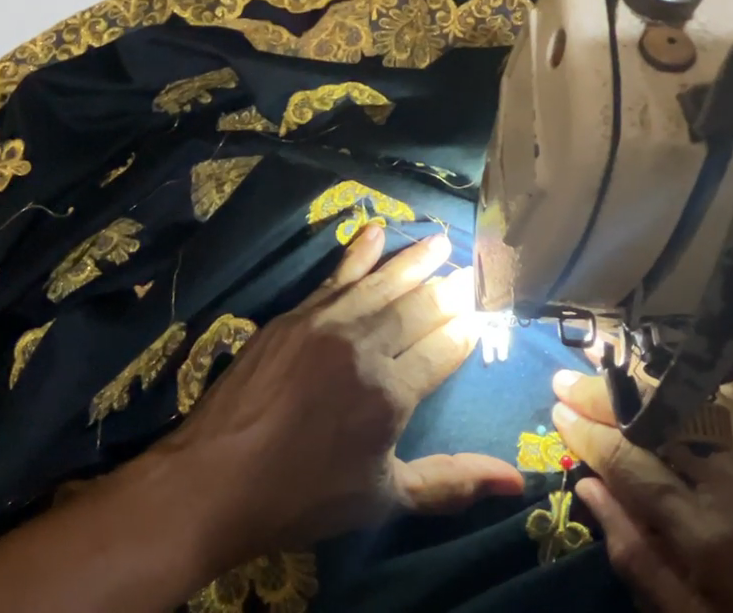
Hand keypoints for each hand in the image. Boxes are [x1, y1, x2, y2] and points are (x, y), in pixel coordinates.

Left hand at [151, 224, 525, 565]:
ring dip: (414, 260)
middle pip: (417, 308)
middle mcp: (363, 347)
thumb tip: (518, 482)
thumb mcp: (383, 498)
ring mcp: (324, 325)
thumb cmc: (303, 496)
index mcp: (391, 394)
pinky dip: (358, 254)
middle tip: (472, 271)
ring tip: (442, 240)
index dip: (466, 330)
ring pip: (381, 283)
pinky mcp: (293, 317)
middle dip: (448, 289)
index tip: (483, 313)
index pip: (444, 348)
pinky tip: (375, 233)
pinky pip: (334, 277)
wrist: (214, 479)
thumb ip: (450, 482)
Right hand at [550, 372, 732, 612]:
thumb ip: (640, 559)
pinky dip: (698, 381)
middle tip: (565, 380)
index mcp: (708, 533)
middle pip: (652, 418)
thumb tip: (590, 490)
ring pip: (692, 395)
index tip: (557, 415)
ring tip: (606, 364)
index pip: (626, 462)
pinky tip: (672, 374)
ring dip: (641, 377)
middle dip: (602, 395)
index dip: (585, 435)